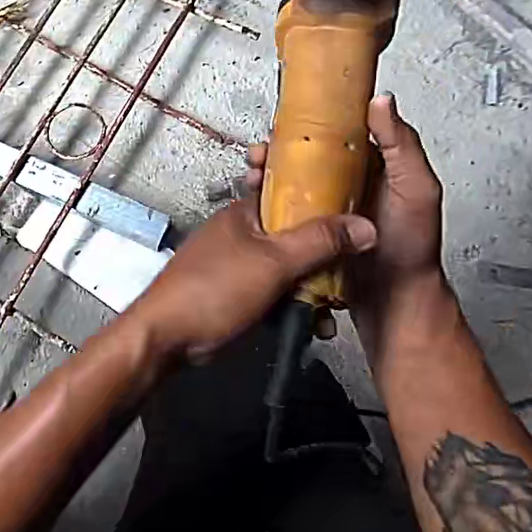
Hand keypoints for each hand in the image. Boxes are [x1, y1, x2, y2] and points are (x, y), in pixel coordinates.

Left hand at [124, 198, 376, 362]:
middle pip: (295, 237)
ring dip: (311, 288)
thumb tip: (362, 226)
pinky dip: (293, 306)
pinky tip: (309, 323)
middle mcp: (241, 235)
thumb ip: (319, 242)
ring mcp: (238, 266)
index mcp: (244, 214)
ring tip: (328, 310)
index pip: (291, 195)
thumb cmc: (208, 291)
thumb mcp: (273, 262)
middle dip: (323, 258)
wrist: (168, 337)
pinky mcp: (238, 294)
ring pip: (288, 269)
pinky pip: (275, 293)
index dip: (323, 203)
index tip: (353, 215)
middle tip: (345, 274)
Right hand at [244, 94, 443, 319]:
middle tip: (261, 153)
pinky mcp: (309, 233)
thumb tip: (380, 101)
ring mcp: (325, 210)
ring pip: (290, 184)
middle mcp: (346, 186)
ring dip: (268, 176)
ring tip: (253, 175)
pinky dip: (266, 204)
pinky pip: (284, 213)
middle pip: (305, 159)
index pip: (336, 136)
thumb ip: (402, 146)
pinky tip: (254, 202)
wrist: (392, 302)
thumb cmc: (412, 249)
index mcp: (372, 168)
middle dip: (278, 152)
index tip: (286, 123)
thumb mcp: (417, 189)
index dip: (309, 126)